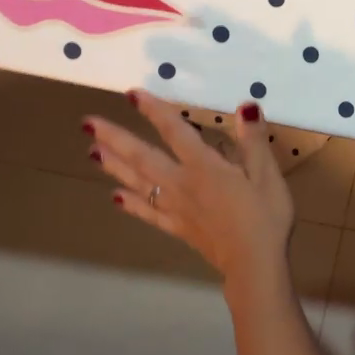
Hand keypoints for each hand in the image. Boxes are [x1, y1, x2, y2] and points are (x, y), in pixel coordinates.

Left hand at [85, 91, 293, 293]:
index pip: (175, 132)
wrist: (253, 262)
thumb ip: (253, 140)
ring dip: (114, 165)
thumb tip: (246, 105)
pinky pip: (147, 212)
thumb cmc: (265, 216)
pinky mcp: (177, 227)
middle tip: (88, 122)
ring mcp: (175, 207)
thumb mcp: (267, 174)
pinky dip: (130, 203)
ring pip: (138, 182)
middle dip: (116, 138)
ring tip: (92, 151)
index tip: (131, 93)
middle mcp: (181, 183)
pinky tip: (115, 196)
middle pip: (143, 157)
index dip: (154, 111)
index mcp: (204, 167)